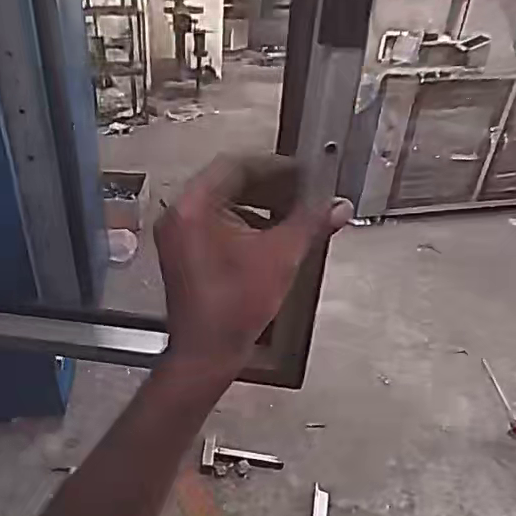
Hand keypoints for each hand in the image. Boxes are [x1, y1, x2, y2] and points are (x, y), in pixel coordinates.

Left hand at [155, 154, 352, 377]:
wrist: (208, 351)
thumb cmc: (234, 308)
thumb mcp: (281, 257)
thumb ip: (311, 223)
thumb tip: (337, 206)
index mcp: (194, 206)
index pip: (237, 165)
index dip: (277, 167)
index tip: (304, 173)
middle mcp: (180, 214)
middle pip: (229, 182)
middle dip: (271, 186)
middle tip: (304, 191)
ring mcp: (178, 233)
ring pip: (223, 203)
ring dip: (260, 204)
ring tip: (294, 212)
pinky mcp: (184, 251)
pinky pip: (216, 223)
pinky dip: (245, 222)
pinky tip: (272, 234)